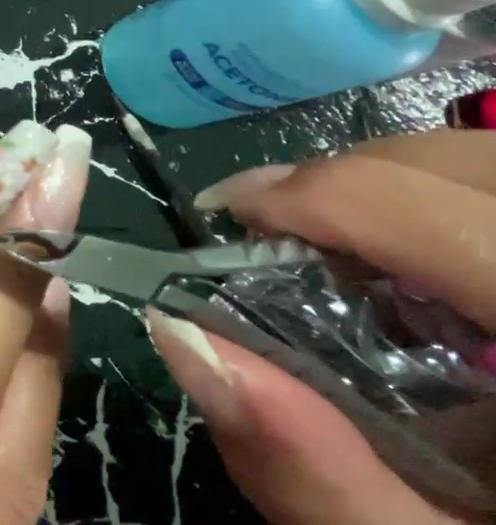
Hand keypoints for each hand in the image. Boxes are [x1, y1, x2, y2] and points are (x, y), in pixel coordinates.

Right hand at [146, 129, 495, 524]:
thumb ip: (315, 474)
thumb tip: (179, 334)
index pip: (452, 225)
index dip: (322, 194)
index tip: (232, 215)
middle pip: (487, 170)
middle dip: (363, 175)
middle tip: (279, 225)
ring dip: (419, 181)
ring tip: (352, 236)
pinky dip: (471, 202)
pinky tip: (442, 266)